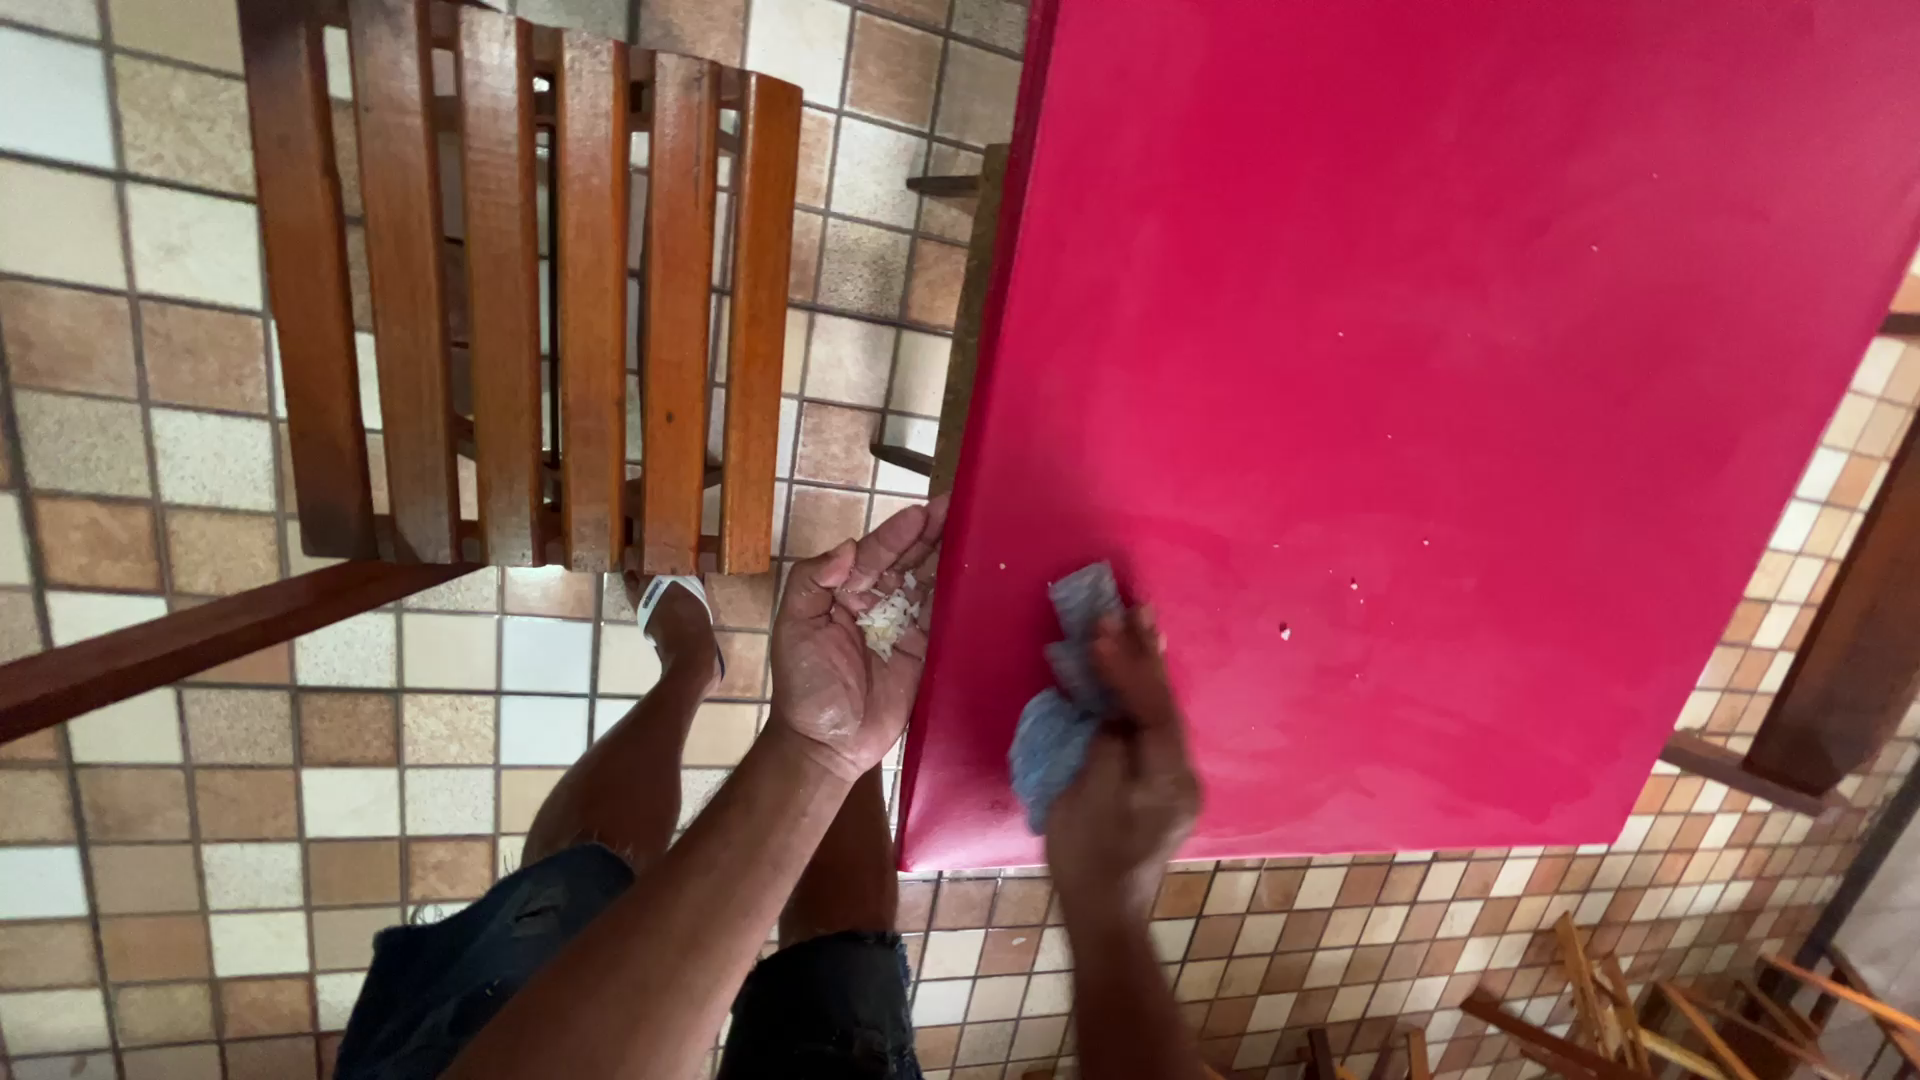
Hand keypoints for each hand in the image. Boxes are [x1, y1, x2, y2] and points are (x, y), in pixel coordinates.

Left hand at [770, 495, 947, 781]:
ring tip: (972, 530)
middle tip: (955, 508)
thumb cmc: (806, 685)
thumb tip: (848, 547)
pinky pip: (943, 617)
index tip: (922, 512)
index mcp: (843, 592)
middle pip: (906, 560)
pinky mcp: (924, 650)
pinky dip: (958, 595)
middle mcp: (876, 602)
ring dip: (947, 556)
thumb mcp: (794, 627)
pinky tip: (976, 575)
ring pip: (928, 582)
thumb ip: (812, 581)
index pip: (874, 555)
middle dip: (929, 533)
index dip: (897, 533)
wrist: (828, 744)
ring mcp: (902, 625)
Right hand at [1046, 606, 1201, 922]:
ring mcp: (1174, 776)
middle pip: (1165, 703)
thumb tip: (1111, 717)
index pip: (1151, 710)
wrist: (1105, 912)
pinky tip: (1134, 668)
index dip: (1126, 670)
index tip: (1100, 633)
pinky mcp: (1159, 779)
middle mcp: (1183, 773)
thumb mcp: (1083, 802)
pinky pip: (1151, 724)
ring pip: (1160, 710)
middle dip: (1145, 655)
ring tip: (1140, 622)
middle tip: (1133, 608)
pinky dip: (1139, 692)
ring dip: (1146, 666)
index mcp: (1169, 779)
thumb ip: (1104, 749)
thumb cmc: (1088, 859)